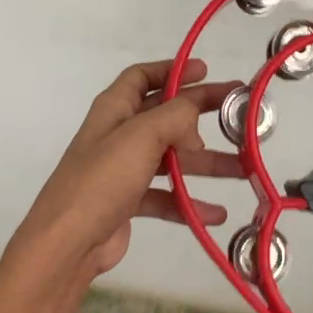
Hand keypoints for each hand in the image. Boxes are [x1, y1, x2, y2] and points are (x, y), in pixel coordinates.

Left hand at [4, 59, 242, 284]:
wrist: (68, 242)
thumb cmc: (102, 179)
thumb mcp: (141, 136)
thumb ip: (175, 116)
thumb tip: (194, 124)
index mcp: (114, 109)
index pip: (142, 77)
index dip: (172, 69)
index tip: (205, 71)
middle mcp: (118, 135)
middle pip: (165, 115)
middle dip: (201, 112)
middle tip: (239, 113)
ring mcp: (122, 170)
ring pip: (172, 159)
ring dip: (206, 163)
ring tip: (243, 169)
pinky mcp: (128, 202)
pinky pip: (166, 197)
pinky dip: (190, 202)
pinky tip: (216, 214)